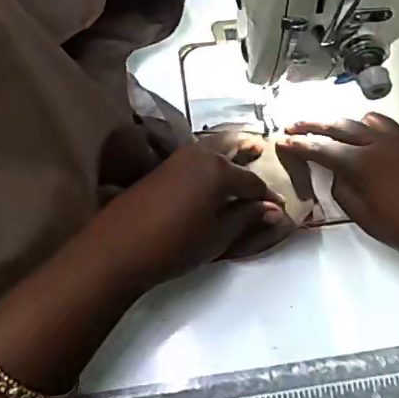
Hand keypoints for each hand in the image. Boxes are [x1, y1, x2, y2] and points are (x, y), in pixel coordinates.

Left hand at [79, 142, 289, 294]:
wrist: (118, 247)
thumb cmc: (175, 244)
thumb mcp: (217, 236)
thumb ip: (246, 218)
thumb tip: (273, 210)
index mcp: (218, 170)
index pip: (252, 182)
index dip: (267, 196)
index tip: (280, 208)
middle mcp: (199, 155)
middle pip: (230, 151)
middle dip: (246, 152)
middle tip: (260, 149)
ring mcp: (177, 158)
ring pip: (210, 151)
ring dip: (225, 154)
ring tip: (238, 160)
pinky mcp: (161, 168)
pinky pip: (194, 158)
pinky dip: (208, 162)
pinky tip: (210, 176)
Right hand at [279, 113, 398, 269]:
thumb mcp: (369, 219)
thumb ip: (345, 194)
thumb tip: (337, 178)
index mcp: (362, 162)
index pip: (321, 148)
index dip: (299, 145)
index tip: (284, 142)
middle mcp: (378, 143)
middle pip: (337, 126)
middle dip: (312, 125)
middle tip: (294, 126)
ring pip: (361, 120)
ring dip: (339, 121)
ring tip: (327, 128)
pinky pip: (382, 124)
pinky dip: (364, 124)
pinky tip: (365, 134)